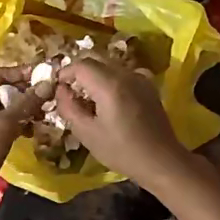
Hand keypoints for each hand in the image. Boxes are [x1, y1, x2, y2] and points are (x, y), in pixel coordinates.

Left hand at [0, 67, 35, 199]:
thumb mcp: (4, 125)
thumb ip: (25, 104)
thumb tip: (47, 84)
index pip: (0, 74)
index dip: (23, 73)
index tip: (45, 77)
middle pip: (3, 89)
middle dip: (26, 93)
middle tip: (48, 99)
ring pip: (5, 106)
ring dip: (24, 109)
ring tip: (42, 116)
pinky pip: (3, 120)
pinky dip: (17, 122)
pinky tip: (31, 131)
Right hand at [55, 59, 190, 185]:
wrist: (161, 161)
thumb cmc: (121, 151)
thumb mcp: (87, 133)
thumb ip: (69, 108)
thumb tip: (60, 90)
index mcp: (109, 85)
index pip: (80, 65)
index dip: (65, 73)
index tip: (57, 87)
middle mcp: (126, 74)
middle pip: (95, 59)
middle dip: (78, 71)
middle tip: (69, 91)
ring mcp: (140, 78)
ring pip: (110, 65)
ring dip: (95, 75)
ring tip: (88, 97)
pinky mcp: (149, 86)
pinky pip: (124, 73)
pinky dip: (112, 79)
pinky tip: (111, 98)